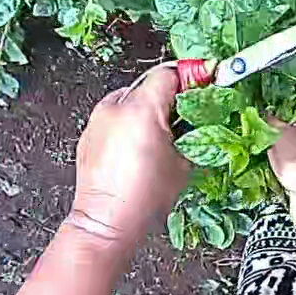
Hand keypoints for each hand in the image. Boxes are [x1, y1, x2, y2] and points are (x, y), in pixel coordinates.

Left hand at [66, 66, 189, 246]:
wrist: (107, 221)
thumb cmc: (146, 196)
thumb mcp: (184, 161)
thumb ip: (194, 129)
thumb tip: (205, 112)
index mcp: (143, 110)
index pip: (171, 73)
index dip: (191, 78)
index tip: (204, 84)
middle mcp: (117, 108)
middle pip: (152, 83)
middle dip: (171, 96)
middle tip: (187, 116)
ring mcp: (99, 119)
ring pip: (133, 97)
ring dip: (150, 108)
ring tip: (162, 134)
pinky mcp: (90, 132)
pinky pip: (117, 115)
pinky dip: (131, 122)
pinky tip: (140, 146)